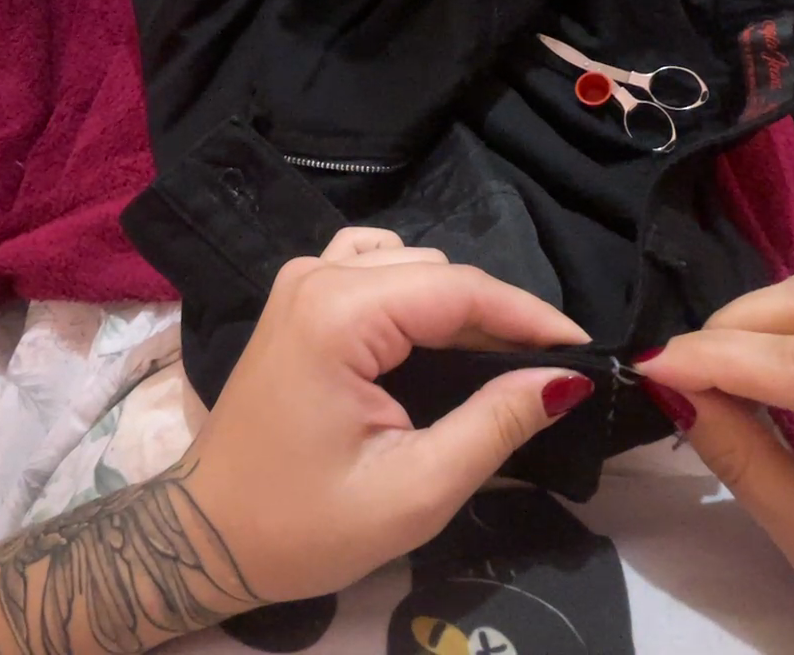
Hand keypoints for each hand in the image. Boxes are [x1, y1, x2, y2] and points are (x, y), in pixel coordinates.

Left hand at [184, 228, 595, 603]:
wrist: (209, 531)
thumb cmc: (303, 525)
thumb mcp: (413, 490)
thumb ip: (494, 423)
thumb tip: (565, 378)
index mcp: (338, 314)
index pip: (458, 290)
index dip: (529, 315)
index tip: (585, 346)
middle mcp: (318, 275)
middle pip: (437, 273)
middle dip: (498, 316)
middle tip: (546, 369)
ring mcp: (303, 277)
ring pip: (411, 263)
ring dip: (459, 303)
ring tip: (496, 356)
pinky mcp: (299, 292)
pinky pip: (374, 263)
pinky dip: (415, 287)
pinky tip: (430, 326)